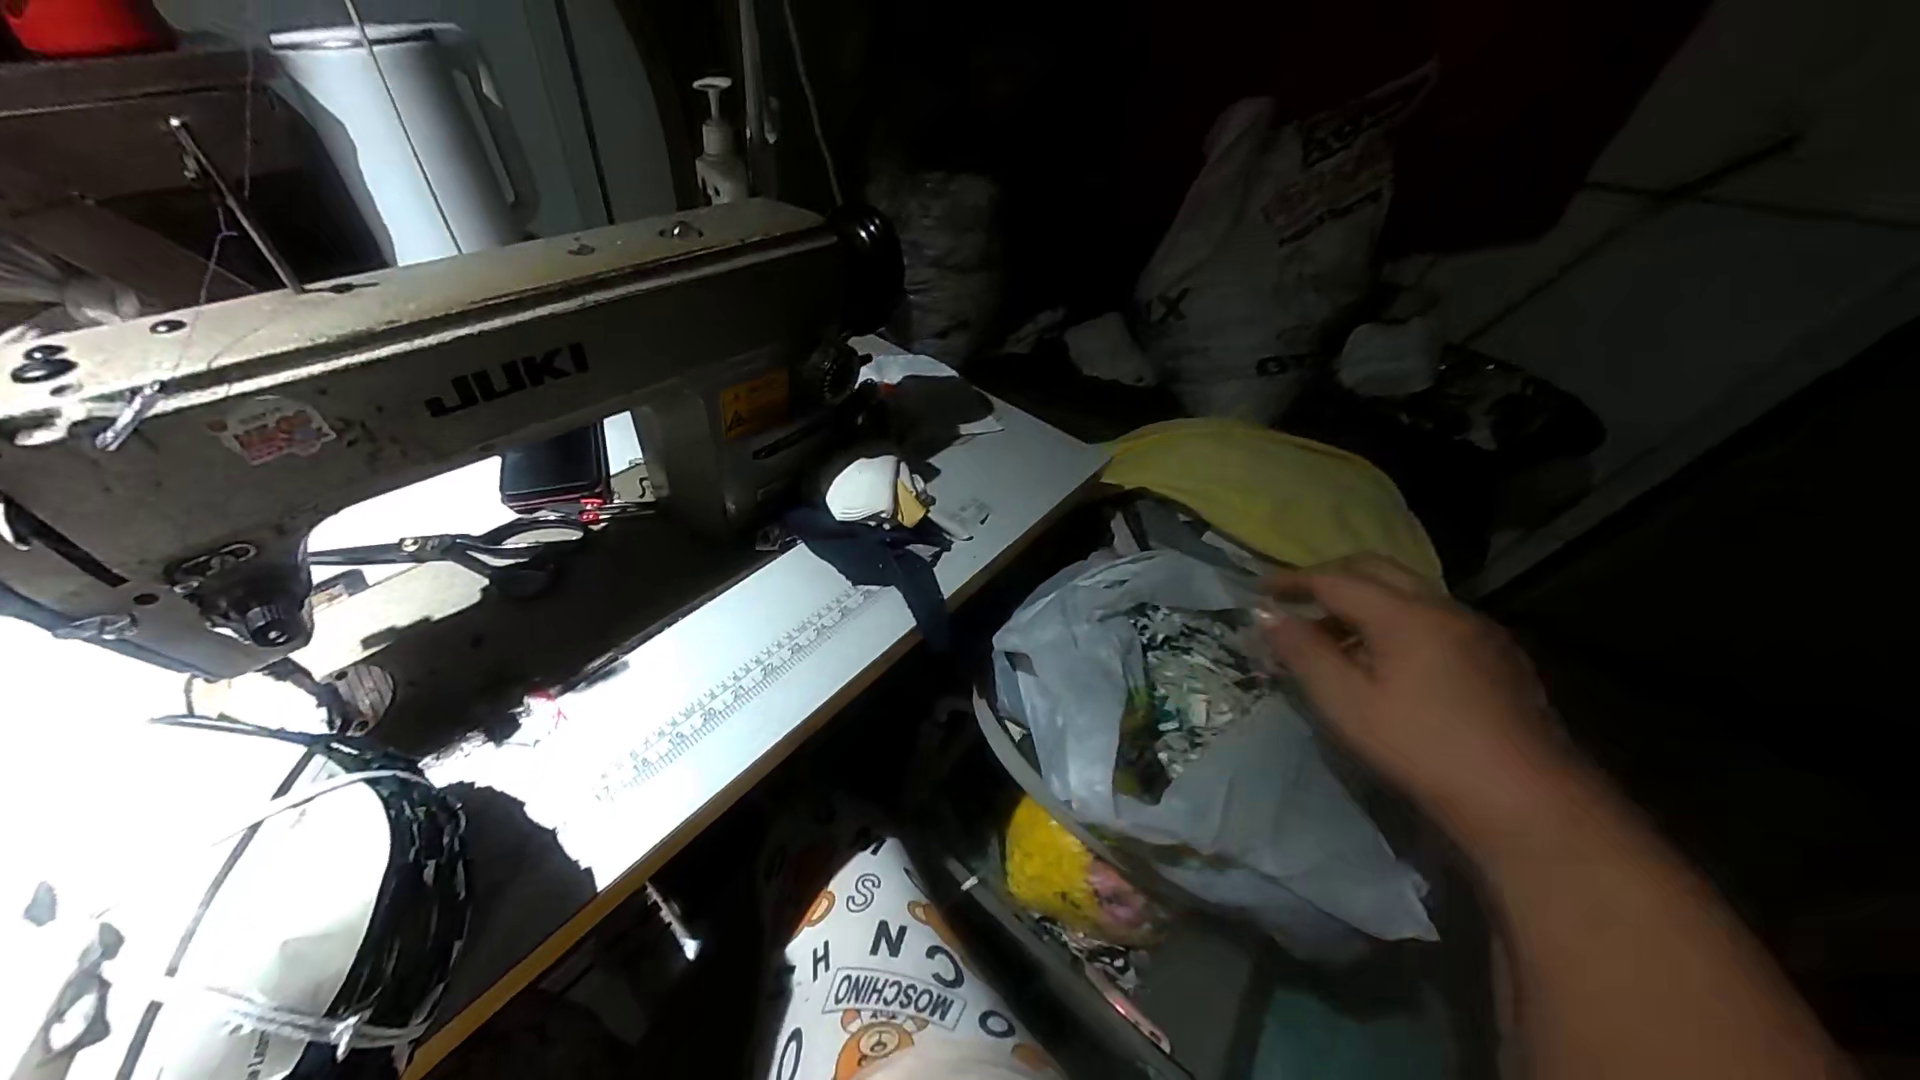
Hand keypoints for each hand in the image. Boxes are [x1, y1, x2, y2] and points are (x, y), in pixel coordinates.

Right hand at [1259, 553, 1569, 832]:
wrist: (1527, 801)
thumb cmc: (1421, 748)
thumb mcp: (1346, 703)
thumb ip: (1303, 652)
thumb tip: (1267, 615)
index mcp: (1405, 614)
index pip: (1336, 580)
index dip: (1293, 581)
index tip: (1260, 588)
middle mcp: (1443, 607)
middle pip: (1375, 570)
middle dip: (1329, 577)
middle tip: (1294, 597)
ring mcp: (1476, 629)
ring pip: (1406, 592)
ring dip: (1361, 599)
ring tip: (1331, 632)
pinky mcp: (1495, 654)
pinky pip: (1431, 616)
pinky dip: (1393, 619)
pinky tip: (1383, 657)